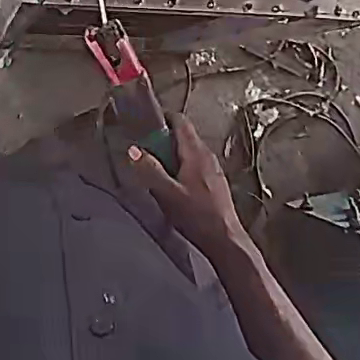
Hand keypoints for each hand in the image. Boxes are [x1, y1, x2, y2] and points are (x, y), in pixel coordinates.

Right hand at [126, 113, 245, 257]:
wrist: (226, 240)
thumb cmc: (197, 216)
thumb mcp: (167, 194)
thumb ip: (150, 170)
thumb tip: (133, 150)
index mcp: (196, 152)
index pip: (180, 121)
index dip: (163, 118)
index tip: (147, 126)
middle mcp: (207, 155)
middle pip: (184, 136)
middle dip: (164, 141)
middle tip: (147, 155)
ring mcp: (214, 168)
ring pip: (189, 152)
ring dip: (173, 157)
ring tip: (158, 174)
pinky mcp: (216, 182)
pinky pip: (196, 165)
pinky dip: (182, 168)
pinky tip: (175, 188)